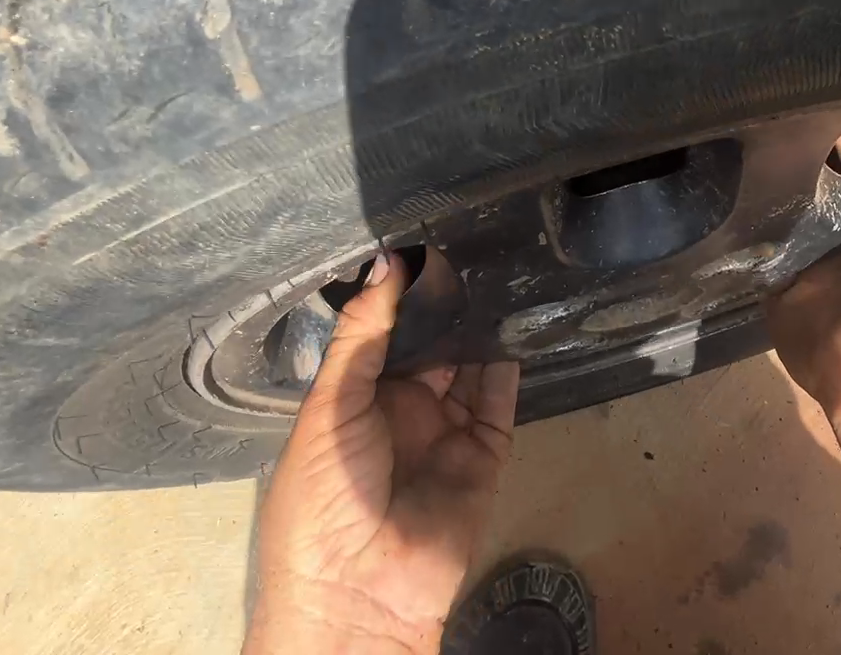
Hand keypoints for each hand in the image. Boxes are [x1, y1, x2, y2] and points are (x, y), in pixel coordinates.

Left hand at [244, 250, 520, 654]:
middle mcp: (402, 411)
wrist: (359, 592)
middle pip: (431, 349)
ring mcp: (446, 432)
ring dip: (479, 331)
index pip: (385, 338)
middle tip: (470, 253)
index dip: (403, 299)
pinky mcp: (484, 453)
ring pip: (468, 368)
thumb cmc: (326, 493)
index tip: (425, 248)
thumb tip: (388, 261)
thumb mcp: (332, 405)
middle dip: (447, 310)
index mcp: (356, 401)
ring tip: (497, 276)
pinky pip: (499, 401)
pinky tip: (513, 324)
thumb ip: (363, 333)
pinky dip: (507, 366)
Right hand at [766, 126, 840, 428]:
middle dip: (800, 168)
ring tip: (743, 143)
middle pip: (817, 199)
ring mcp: (810, 273)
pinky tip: (727, 192)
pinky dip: (746, 233)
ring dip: (769, 195)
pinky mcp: (777, 294)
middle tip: (768, 119)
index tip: (811, 108)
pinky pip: (759, 259)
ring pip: (785, 224)